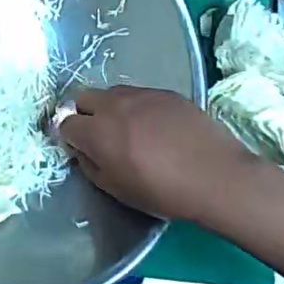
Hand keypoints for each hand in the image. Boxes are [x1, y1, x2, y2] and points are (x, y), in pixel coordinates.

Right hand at [57, 86, 277, 226]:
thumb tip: (82, 151)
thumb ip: (91, 166)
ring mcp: (141, 94)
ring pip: (112, 93)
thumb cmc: (164, 191)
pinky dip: (139, 107)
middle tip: (101, 135)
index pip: (65, 123)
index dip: (70, 137)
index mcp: (96, 131)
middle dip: (85, 114)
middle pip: (83, 98)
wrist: (218, 177)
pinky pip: (140, 94)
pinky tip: (157, 126)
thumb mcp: (117, 190)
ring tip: (131, 128)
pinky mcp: (165, 92)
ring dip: (111, 108)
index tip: (81, 148)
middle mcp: (113, 105)